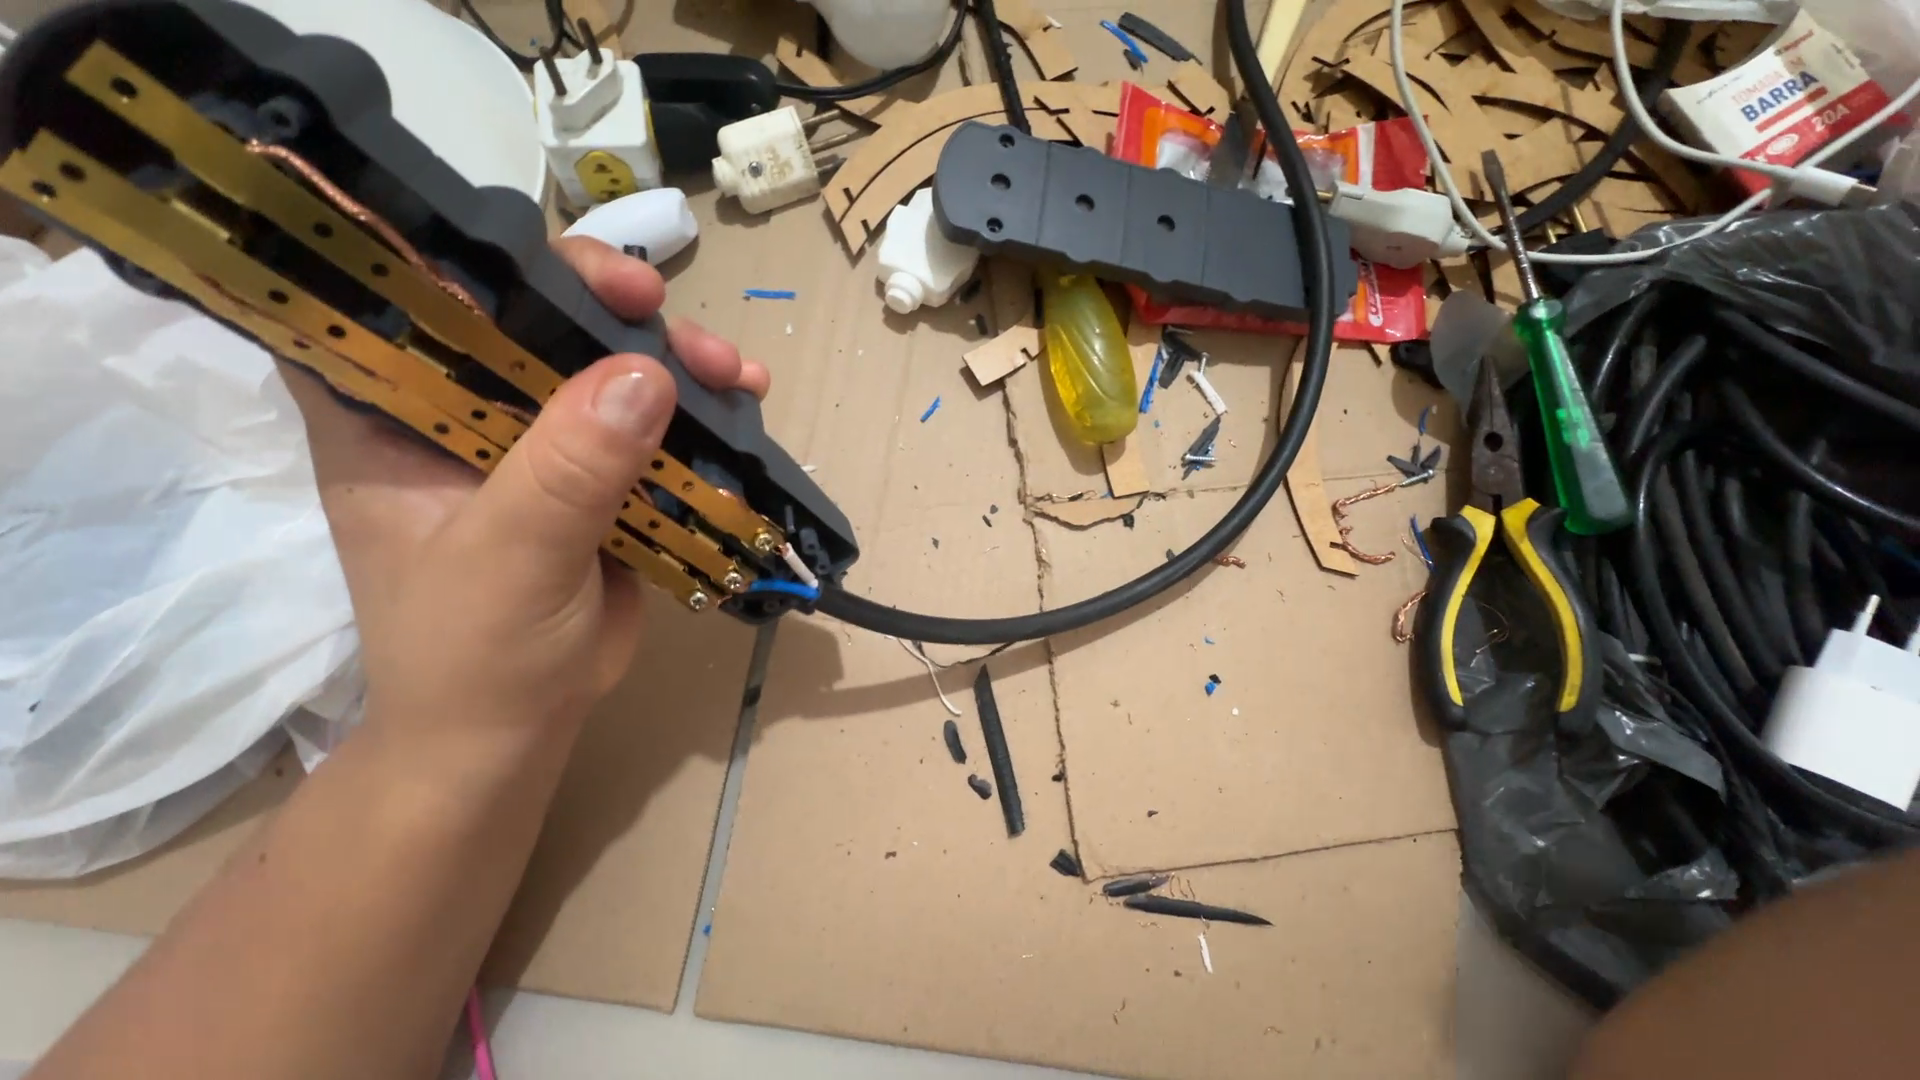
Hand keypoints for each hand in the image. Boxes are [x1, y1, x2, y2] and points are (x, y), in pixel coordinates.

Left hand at [283, 238, 769, 742]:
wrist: (517, 730)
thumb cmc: (474, 653)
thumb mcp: (512, 558)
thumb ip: (568, 469)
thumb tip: (650, 373)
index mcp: (388, 412)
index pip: (406, 295)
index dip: (474, 257)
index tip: (557, 268)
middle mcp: (455, 408)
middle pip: (525, 316)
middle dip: (600, 304)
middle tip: (660, 308)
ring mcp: (532, 439)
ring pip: (599, 363)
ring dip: (668, 355)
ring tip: (733, 371)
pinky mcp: (592, 471)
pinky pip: (645, 419)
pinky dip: (696, 407)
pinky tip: (743, 399)